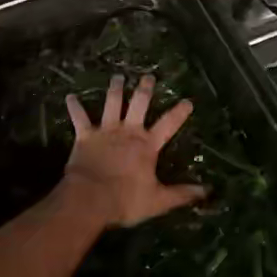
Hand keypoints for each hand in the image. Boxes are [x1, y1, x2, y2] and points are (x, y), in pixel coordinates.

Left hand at [60, 74, 205, 228]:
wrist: (89, 200)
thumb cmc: (125, 200)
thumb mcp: (158, 200)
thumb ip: (182, 194)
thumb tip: (207, 192)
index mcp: (147, 145)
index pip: (168, 124)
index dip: (179, 112)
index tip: (188, 100)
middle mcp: (128, 132)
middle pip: (139, 104)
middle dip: (145, 89)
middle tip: (148, 77)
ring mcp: (106, 131)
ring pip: (112, 104)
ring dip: (115, 90)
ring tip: (118, 77)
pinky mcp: (85, 137)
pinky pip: (80, 118)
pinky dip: (75, 107)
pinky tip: (70, 97)